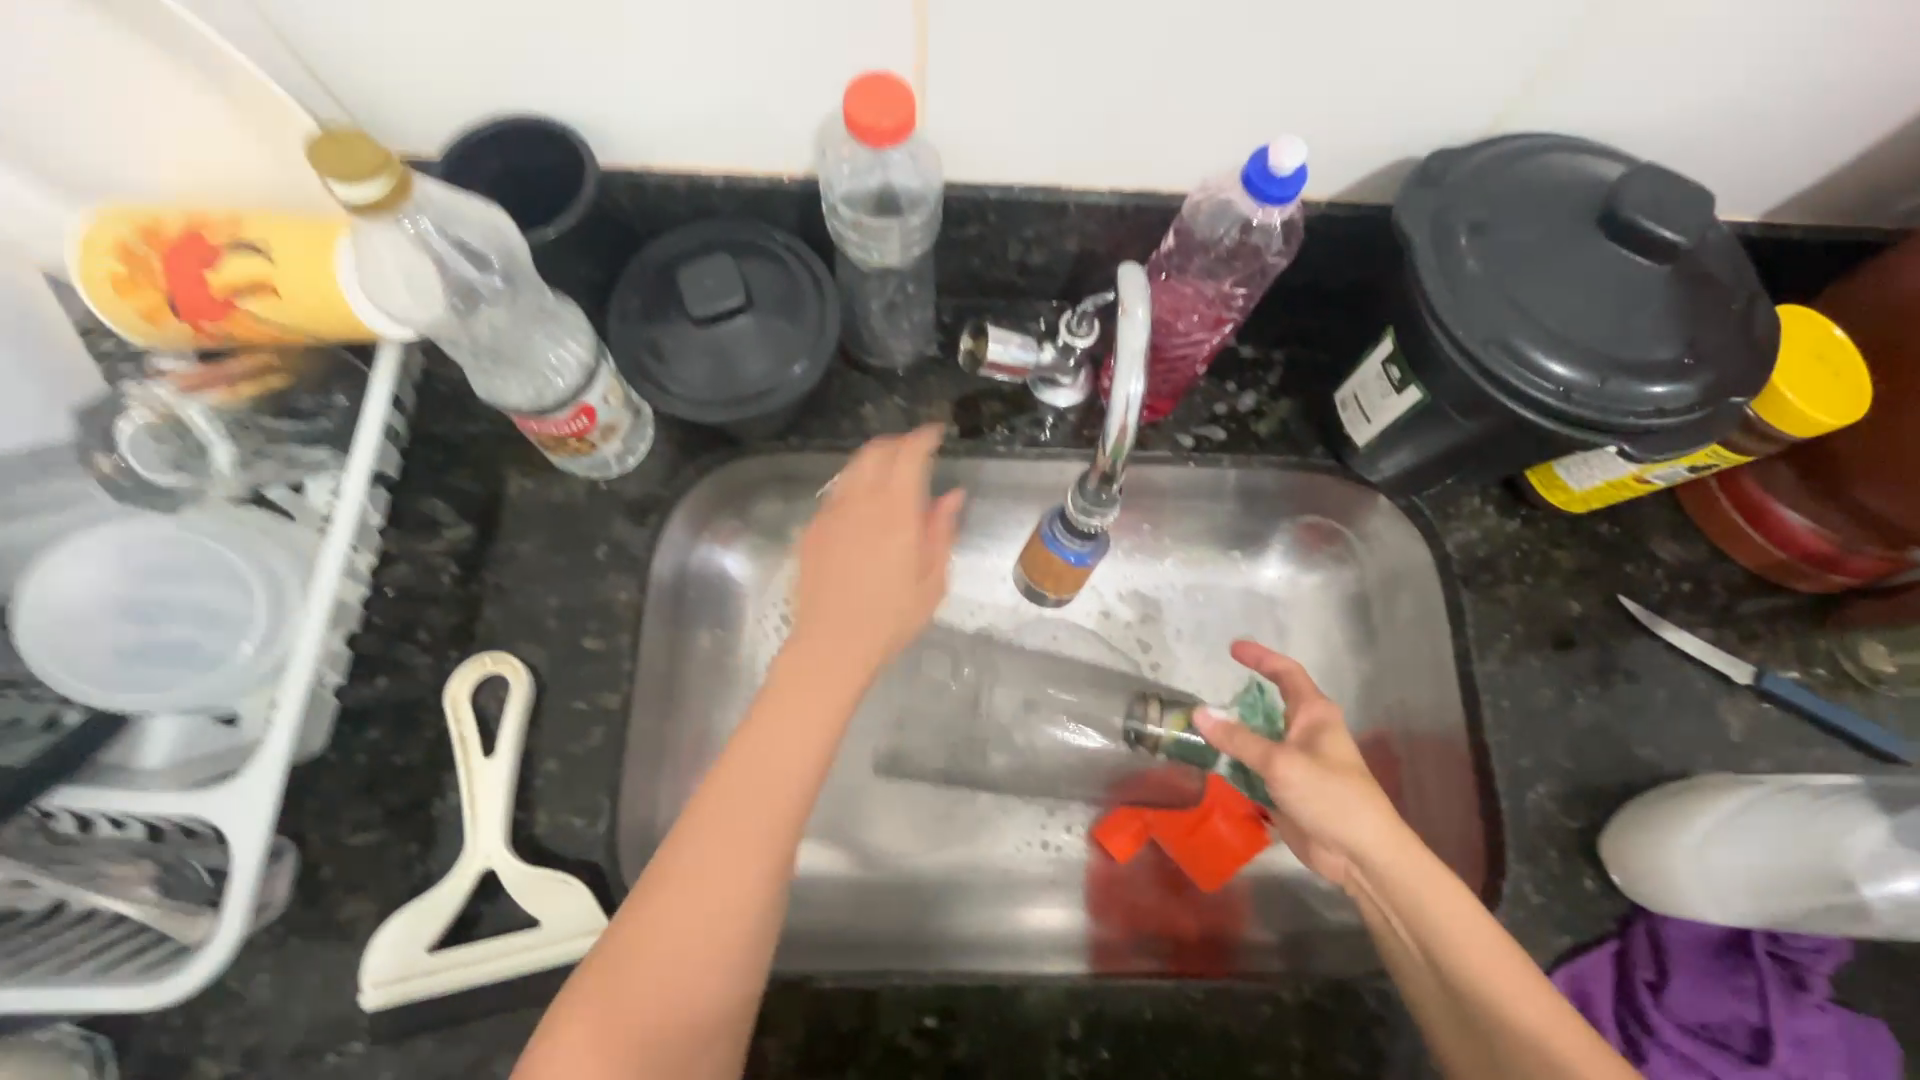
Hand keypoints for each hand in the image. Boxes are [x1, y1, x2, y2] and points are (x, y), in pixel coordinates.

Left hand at [789, 425, 964, 675]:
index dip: (924, 437)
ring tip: (889, 475)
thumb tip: (952, 496)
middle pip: (876, 451)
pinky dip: (854, 488)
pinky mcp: (812, 530)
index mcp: (896, 511)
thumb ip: (941, 530)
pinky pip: (836, 495)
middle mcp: (860, 502)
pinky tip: (863, 509)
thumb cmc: (892, 617)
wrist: (833, 644)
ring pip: (851, 469)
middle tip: (914, 451)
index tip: (936, 434)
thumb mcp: (933, 579)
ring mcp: (831, 514)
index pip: (909, 453)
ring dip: (873, 462)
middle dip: (897, 443)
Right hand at [1193, 642, 1411, 890]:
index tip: (1232, 648)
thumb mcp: (1279, 763)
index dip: (1261, 658)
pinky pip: (1252, 769)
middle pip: (1266, 708)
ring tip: (1194, 732)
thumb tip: (1199, 713)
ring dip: (1229, 737)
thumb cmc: (1330, 796)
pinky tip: (1208, 766)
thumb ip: (1237, 739)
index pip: (1286, 673)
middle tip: (1202, 700)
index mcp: (1314, 714)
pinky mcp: (1286, 789)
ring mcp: (1295, 762)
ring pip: (1255, 740)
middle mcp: (1304, 733)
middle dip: (1236, 703)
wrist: (1360, 853)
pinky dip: (1232, 765)